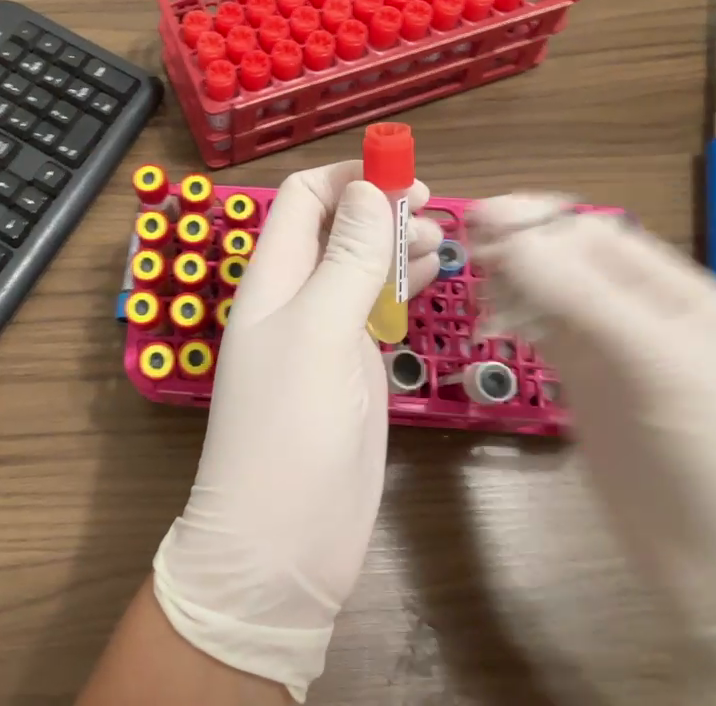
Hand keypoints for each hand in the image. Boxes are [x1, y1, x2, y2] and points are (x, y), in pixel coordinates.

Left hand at [153, 161, 440, 700]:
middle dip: (380, 208)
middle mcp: (296, 297)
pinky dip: (403, 287)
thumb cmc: (291, 428)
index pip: (302, 200)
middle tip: (433, 211)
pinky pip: (376, 310)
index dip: (348, 178)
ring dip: (396, 245)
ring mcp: (324, 334)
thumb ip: (347, 260)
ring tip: (441, 239)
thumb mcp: (319, 332)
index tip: (403, 175)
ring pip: (361, 267)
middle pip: (336, 228)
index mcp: (274, 278)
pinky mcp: (350, 369)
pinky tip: (434, 276)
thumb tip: (371, 189)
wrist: (281, 539)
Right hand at [467, 195, 715, 705]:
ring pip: (549, 296)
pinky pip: (545, 339)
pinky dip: (515, 323)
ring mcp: (614, 356)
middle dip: (516, 248)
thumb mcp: (664, 368)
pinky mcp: (589, 394)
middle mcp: (643, 315)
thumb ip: (585, 298)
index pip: (595, 234)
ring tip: (477, 298)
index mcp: (679, 294)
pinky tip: (493, 327)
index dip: (535, 221)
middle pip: (567, 259)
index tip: (475, 218)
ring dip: (510, 284)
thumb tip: (506, 234)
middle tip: (463, 256)